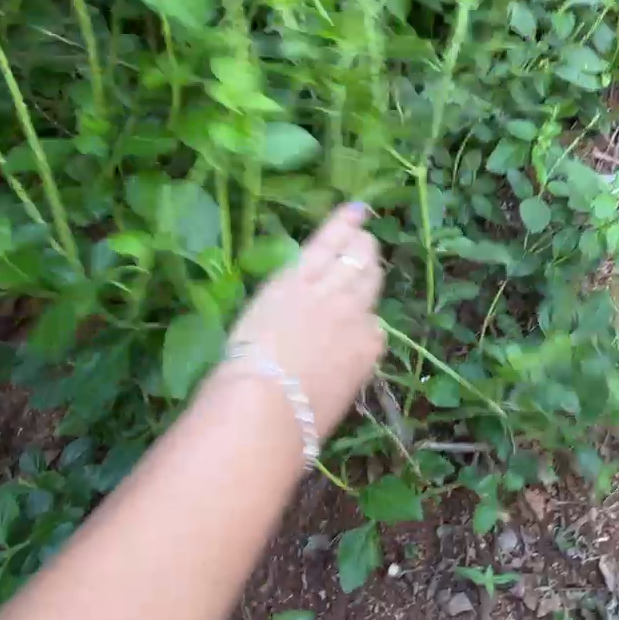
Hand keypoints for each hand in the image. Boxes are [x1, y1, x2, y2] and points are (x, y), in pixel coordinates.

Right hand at [225, 202, 384, 432]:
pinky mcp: (369, 343)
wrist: (262, 408)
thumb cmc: (241, 371)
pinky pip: (376, 326)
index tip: (359, 210)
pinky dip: (369, 326)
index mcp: (292, 280)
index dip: (345, 222)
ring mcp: (352, 314)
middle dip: (364, 248)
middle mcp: (328, 289)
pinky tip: (361, 334)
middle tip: (364, 249)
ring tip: (369, 276)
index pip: (327, 240)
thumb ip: (286, 301)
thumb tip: (301, 302)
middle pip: (359, 255)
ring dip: (371, 275)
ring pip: (372, 281)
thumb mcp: (257, 318)